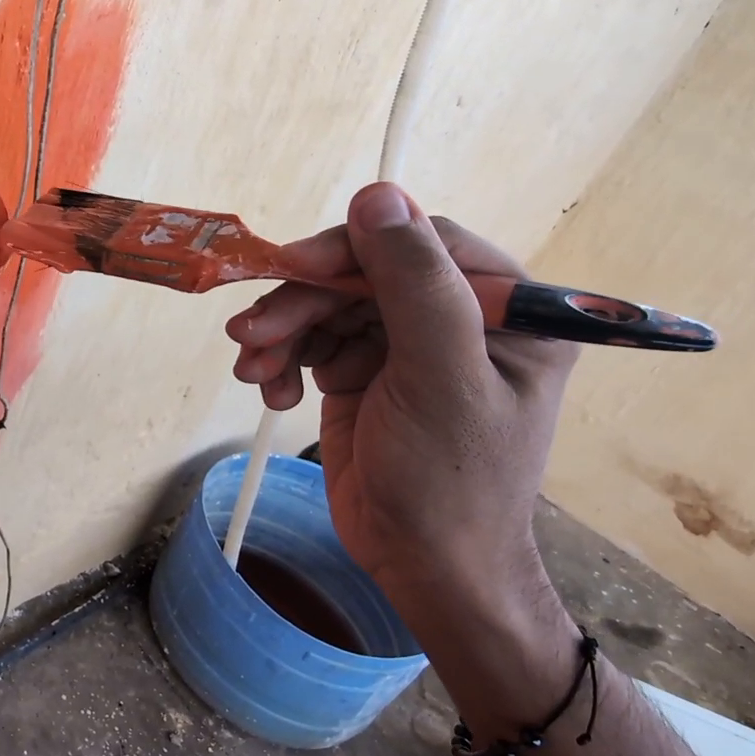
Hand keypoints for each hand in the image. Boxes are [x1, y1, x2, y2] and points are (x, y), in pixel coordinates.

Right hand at [224, 182, 578, 593]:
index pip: (419, 245)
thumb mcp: (438, 375)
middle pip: (357, 276)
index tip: (294, 268)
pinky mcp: (358, 372)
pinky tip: (273, 392)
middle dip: (299, 304)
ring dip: (279, 335)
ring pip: (323, 308)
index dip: (351, 249)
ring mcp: (401, 347)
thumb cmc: (449, 477)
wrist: (419, 563)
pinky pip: (308, 342)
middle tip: (249, 335)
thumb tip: (377, 192)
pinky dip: (282, 362)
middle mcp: (454, 320)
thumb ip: (414, 283)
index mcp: (505, 311)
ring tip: (252, 370)